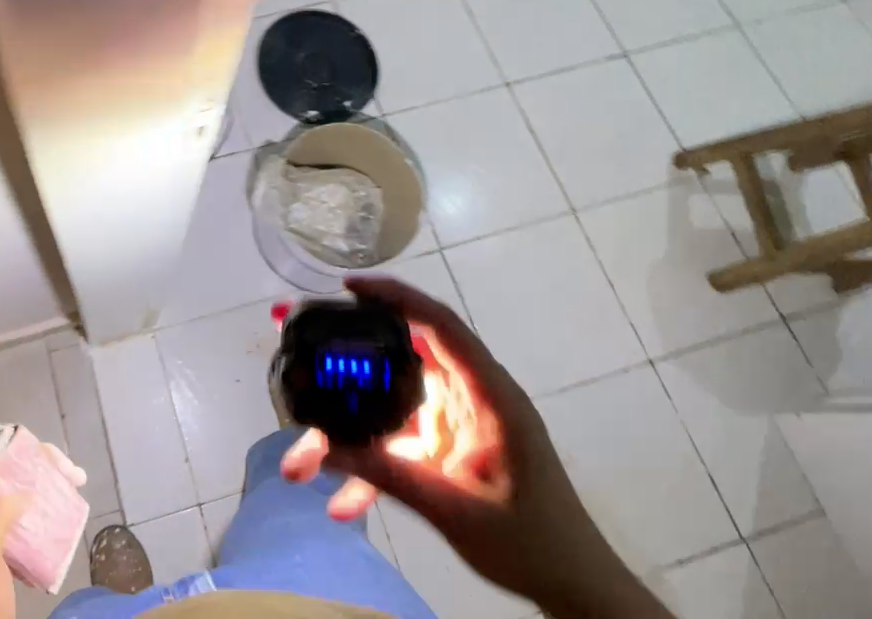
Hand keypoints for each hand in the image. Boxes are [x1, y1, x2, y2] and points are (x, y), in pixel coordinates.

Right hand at [282, 278, 668, 616]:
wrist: (571, 584)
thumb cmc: (531, 542)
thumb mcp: (456, 511)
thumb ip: (390, 477)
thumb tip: (323, 449)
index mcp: (489, 394)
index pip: (441, 326)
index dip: (397, 297)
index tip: (348, 287)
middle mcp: (471, 396)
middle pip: (404, 358)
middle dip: (351, 363)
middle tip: (304, 357)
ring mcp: (458, 421)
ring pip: (392, 407)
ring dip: (350, 433)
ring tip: (301, 462)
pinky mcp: (448, 447)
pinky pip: (399, 443)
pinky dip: (371, 464)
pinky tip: (342, 503)